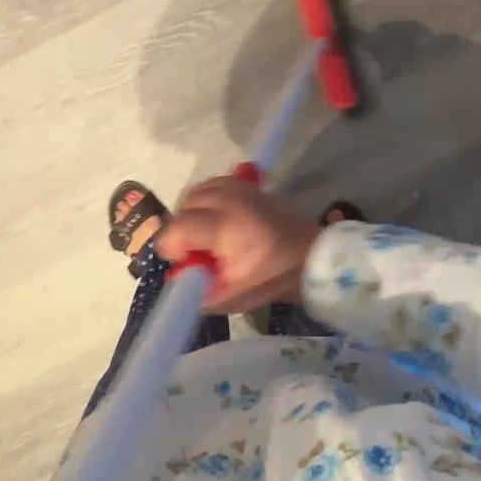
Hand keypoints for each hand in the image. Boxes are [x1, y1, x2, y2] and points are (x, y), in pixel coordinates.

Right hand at [154, 176, 319, 313]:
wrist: (309, 256)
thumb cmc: (271, 277)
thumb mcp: (231, 296)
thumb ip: (197, 292)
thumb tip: (176, 280)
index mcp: (224, 226)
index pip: (177, 227)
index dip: (171, 247)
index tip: (184, 263)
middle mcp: (228, 199)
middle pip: (183, 207)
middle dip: (181, 231)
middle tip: (196, 252)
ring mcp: (237, 187)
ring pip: (195, 192)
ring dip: (192, 213)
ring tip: (205, 235)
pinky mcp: (246, 184)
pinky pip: (211, 184)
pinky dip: (206, 199)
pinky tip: (214, 218)